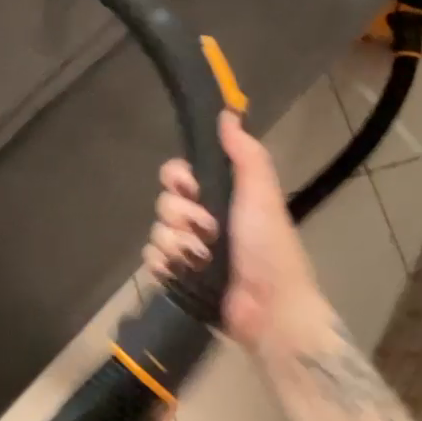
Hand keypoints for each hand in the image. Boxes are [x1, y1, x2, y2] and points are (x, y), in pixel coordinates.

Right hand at [143, 112, 325, 349]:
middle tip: (208, 231)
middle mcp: (201, 221)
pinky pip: (152, 262)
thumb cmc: (268, 246)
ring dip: (178, 244)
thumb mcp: (261, 193)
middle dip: (182, 216)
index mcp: (220, 197)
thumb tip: (228, 113)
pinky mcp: (177, 279)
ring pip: (156, 233)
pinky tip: (184, 272)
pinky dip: (166, 266)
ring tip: (203, 258)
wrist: (269, 307)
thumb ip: (245, 154)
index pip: (177, 175)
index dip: (178, 179)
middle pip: (163, 203)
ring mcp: (188, 252)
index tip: (191, 188)